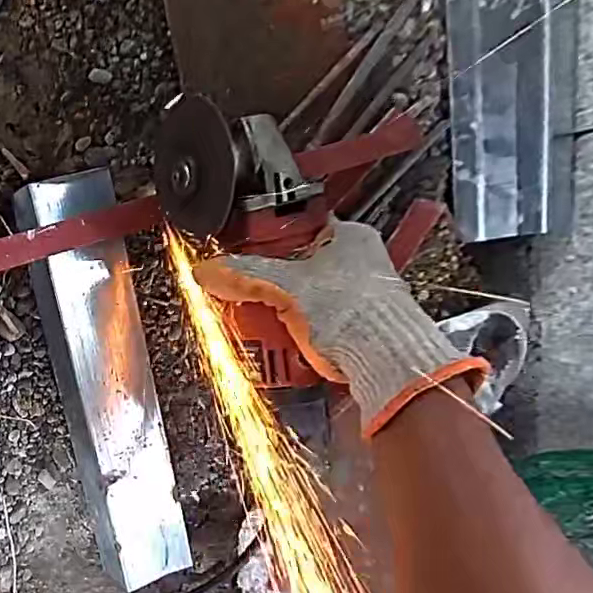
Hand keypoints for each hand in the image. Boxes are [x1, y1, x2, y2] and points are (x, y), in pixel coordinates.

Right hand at [193, 220, 485, 434]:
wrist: (384, 363)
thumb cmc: (356, 315)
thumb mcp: (283, 286)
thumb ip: (240, 275)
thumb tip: (207, 269)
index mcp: (345, 236)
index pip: (291, 228)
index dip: (259, 243)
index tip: (237, 257)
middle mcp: (354, 262)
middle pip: (289, 266)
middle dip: (261, 284)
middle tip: (241, 292)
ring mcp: (353, 295)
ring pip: (297, 295)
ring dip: (271, 309)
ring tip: (254, 318)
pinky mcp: (347, 327)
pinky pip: (305, 322)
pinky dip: (286, 330)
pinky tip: (273, 337)